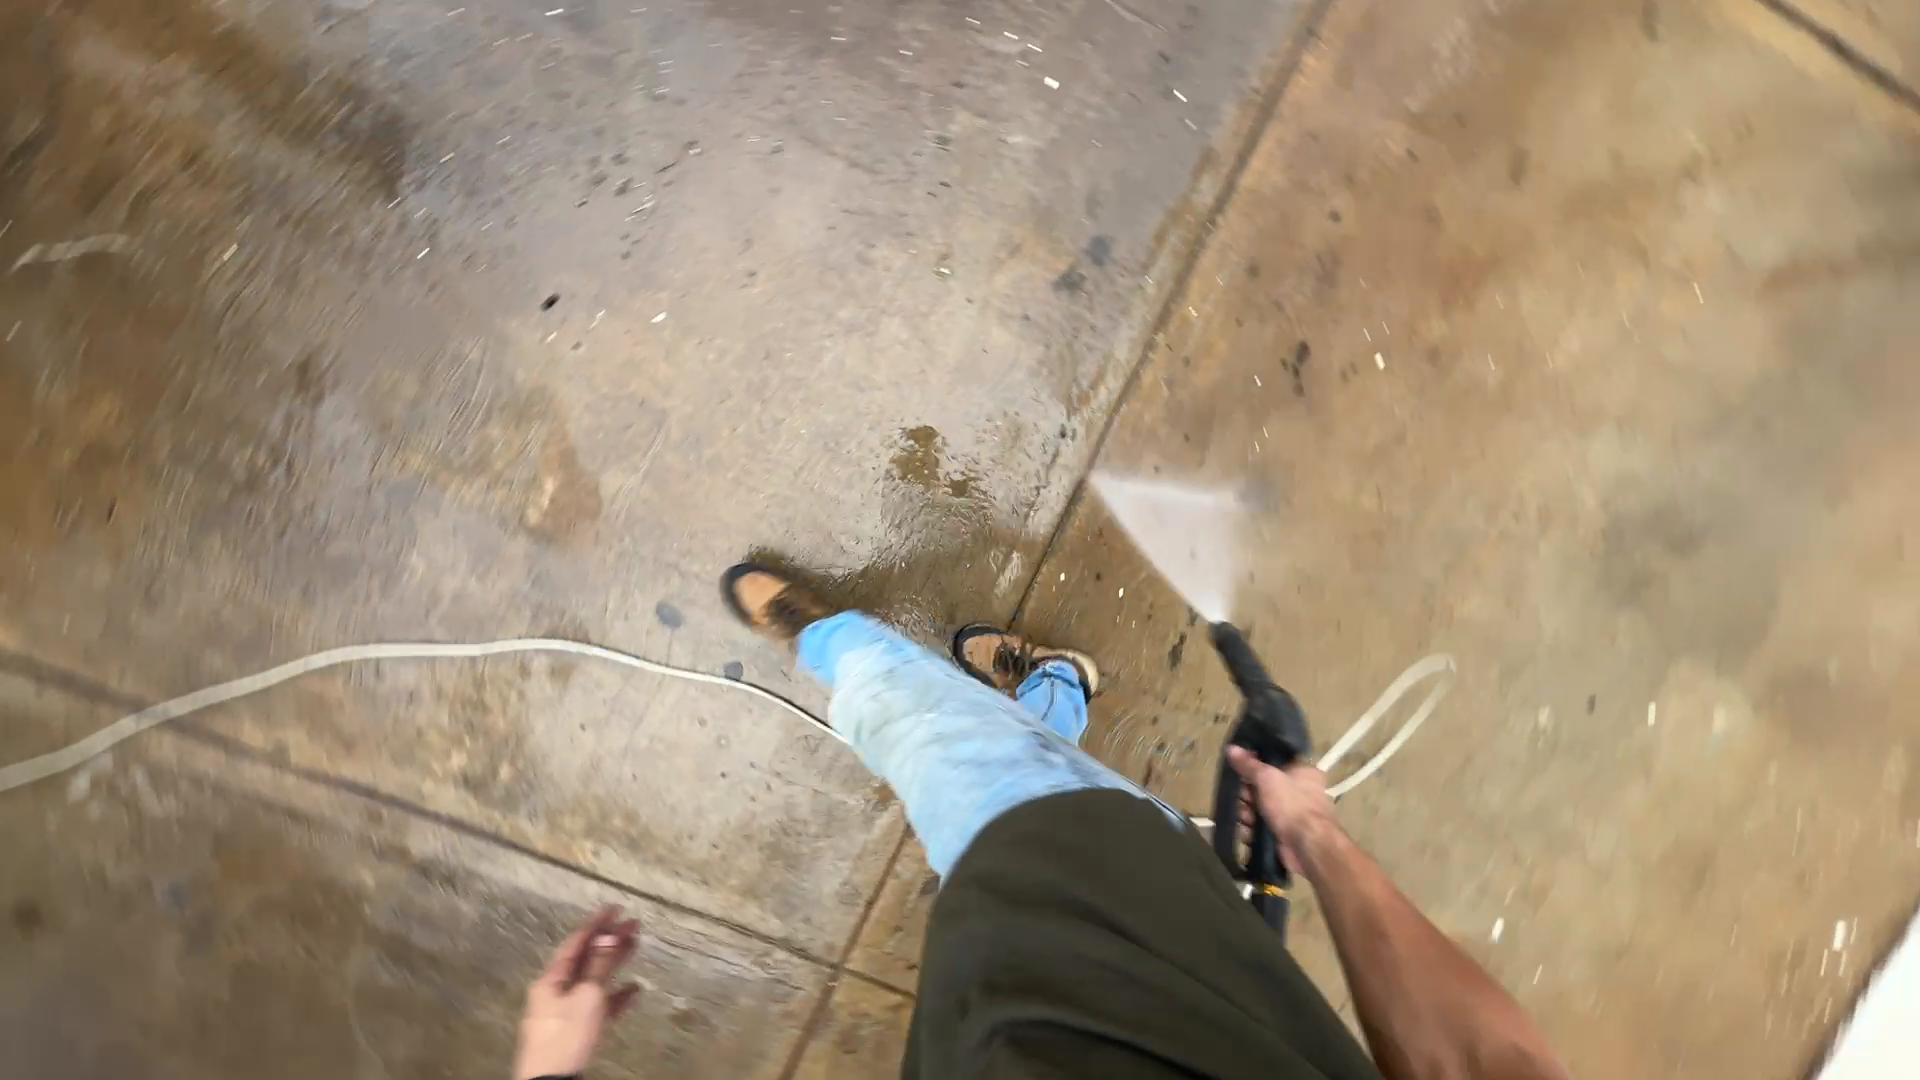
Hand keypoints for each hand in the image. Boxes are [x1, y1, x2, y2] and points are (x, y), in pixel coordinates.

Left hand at [514, 905, 641, 1079]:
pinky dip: (614, 996)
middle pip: (586, 959)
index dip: (596, 923)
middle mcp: (556, 991)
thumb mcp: (587, 994)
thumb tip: (609, 933)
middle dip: (609, 941)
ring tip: (636, 947)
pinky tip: (633, 992)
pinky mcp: (575, 1030)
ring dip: (614, 964)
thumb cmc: (567, 1033)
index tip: (615, 907)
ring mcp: (565, 1011)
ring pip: (593, 980)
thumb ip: (600, 964)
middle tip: (633, 924)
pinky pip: (597, 1005)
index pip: (576, 942)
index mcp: (552, 979)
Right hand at [1227, 747, 1342, 876]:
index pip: (1274, 760)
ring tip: (1242, 817)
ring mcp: (1291, 814)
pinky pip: (1260, 827)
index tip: (1237, 765)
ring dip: (1246, 812)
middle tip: (1238, 795)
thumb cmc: (1292, 804)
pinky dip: (1251, 829)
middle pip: (1263, 786)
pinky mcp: (1283, 834)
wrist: (1309, 847)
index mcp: (1302, 772)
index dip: (1254, 763)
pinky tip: (1245, 830)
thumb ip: (1248, 764)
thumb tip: (1231, 748)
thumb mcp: (1267, 778)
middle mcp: (1299, 791)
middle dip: (1246, 793)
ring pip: (1259, 808)